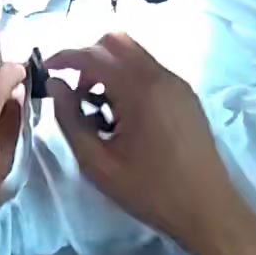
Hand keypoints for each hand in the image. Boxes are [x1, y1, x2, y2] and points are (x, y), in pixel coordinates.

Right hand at [48, 33, 255, 254]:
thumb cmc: (150, 191)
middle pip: (115, 42)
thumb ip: (70, 119)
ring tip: (98, 105)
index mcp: (140, 89)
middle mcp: (160, 76)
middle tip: (76, 92)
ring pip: (133, 53)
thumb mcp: (97, 163)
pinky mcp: (185, 94)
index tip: (46, 70)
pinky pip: (149, 69)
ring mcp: (177, 83)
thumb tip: (55, 85)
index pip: (94, 55)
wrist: (209, 211)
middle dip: (88, 58)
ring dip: (108, 67)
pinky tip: (123, 113)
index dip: (64, 58)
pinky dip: (128, 77)